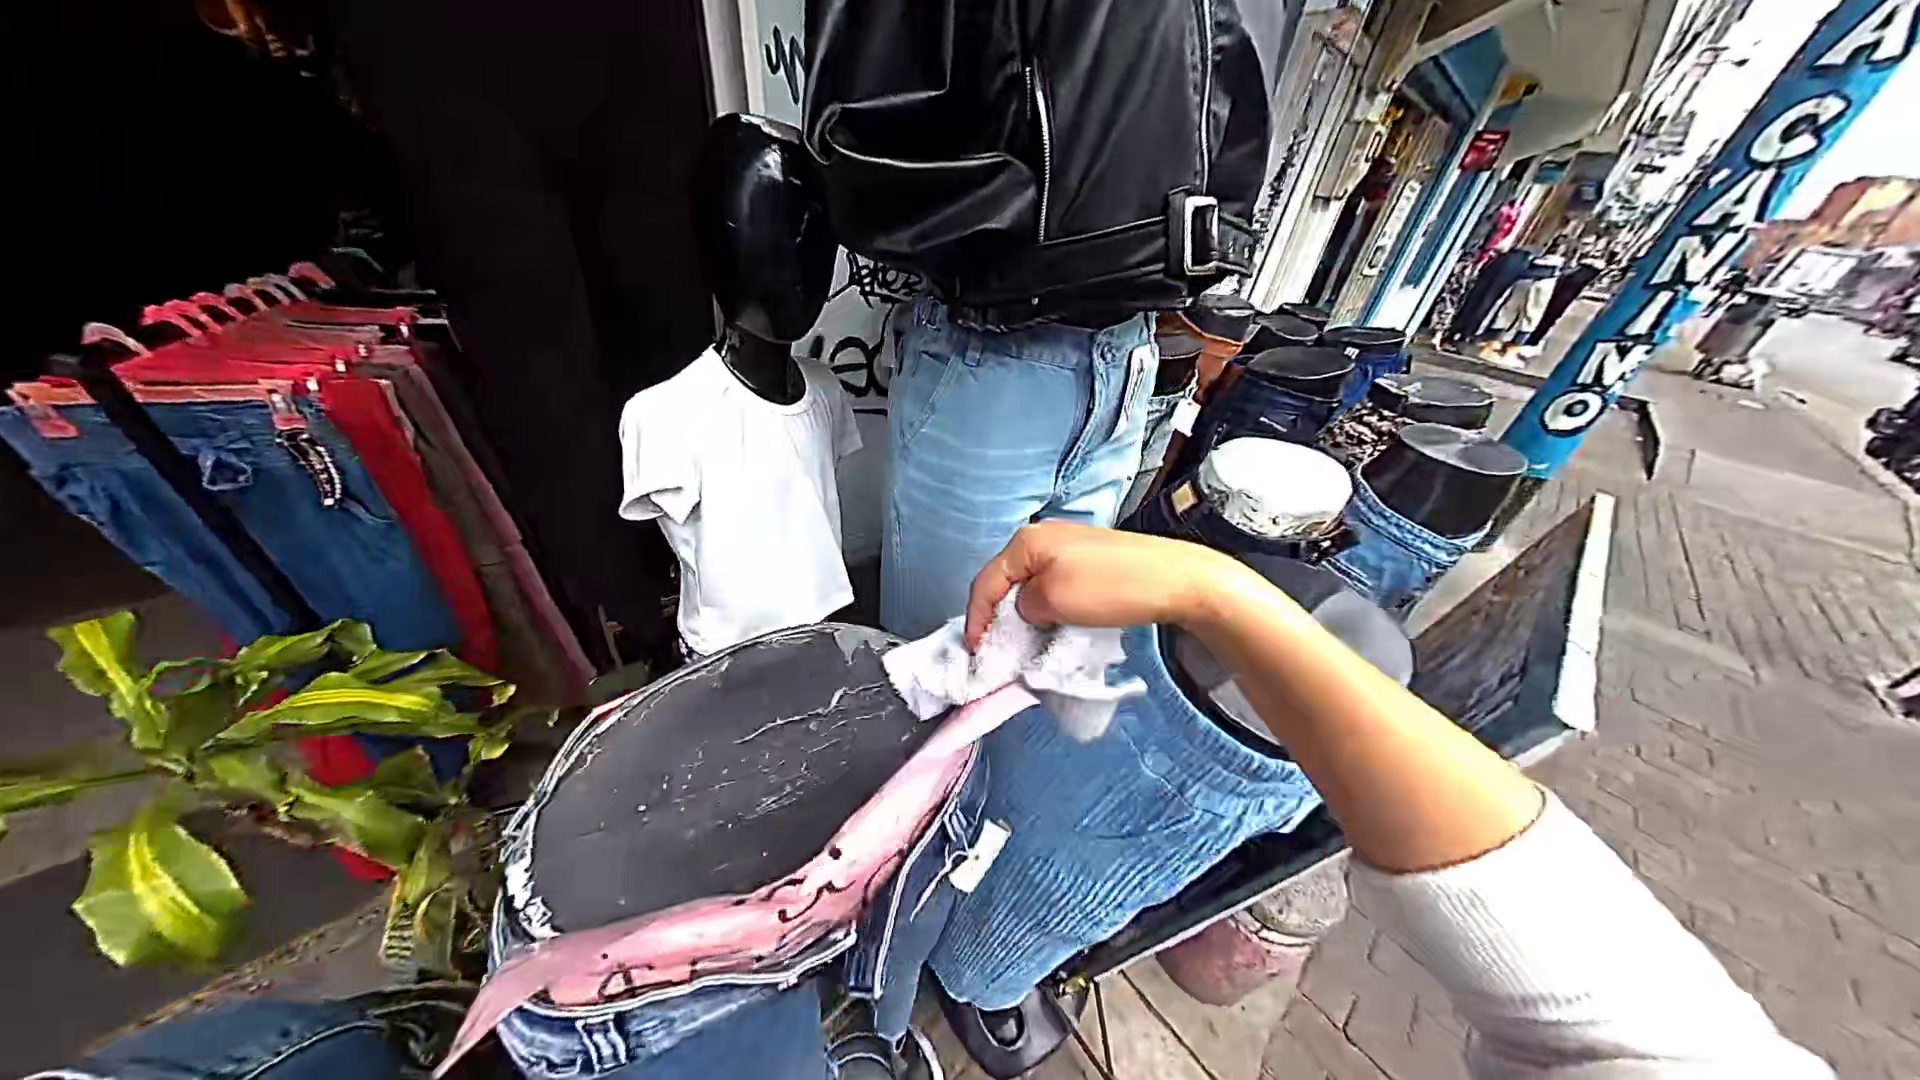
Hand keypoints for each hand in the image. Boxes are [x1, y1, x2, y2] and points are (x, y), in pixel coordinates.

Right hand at [964, 523, 1241, 650]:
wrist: (1177, 580)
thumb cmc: (1112, 587)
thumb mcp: (1054, 601)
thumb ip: (1023, 606)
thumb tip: (1026, 609)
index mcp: (1027, 541)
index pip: (986, 582)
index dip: (976, 618)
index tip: (975, 650)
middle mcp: (1042, 537)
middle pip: (1005, 580)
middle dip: (997, 614)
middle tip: (996, 648)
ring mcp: (1067, 546)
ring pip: (1029, 584)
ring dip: (1023, 613)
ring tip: (1023, 641)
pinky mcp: (1087, 559)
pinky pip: (1052, 584)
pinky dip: (1045, 606)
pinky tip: (1052, 623)